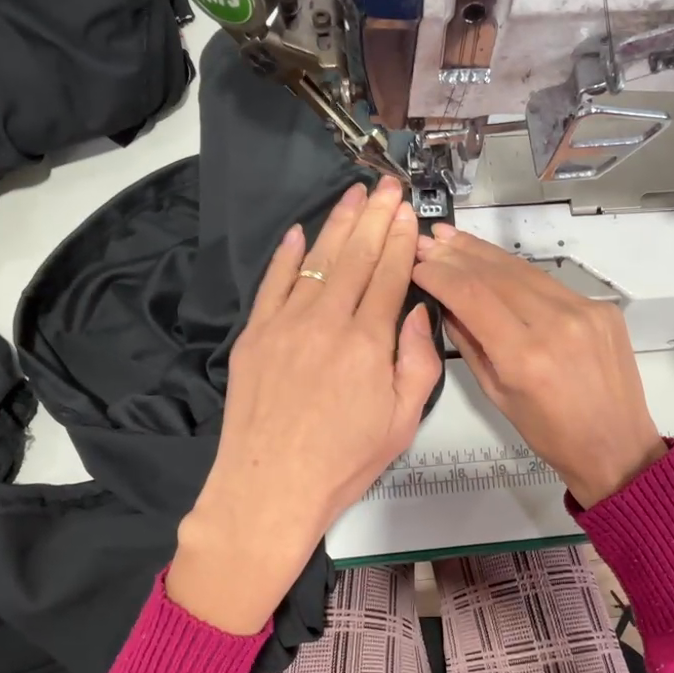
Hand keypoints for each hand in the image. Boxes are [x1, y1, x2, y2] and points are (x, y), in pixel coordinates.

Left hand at [170, 178, 441, 634]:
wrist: (269, 489)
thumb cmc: (342, 463)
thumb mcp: (402, 423)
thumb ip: (418, 362)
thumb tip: (419, 312)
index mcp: (369, 343)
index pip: (390, 275)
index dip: (401, 239)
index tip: (408, 211)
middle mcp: (327, 321)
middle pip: (356, 256)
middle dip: (375, 216)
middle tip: (387, 184)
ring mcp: (285, 324)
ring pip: (317, 260)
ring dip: (337, 223)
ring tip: (353, 194)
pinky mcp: (254, 336)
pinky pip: (273, 283)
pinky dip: (287, 255)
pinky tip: (299, 232)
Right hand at [414, 225, 664, 508]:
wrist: (615, 445)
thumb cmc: (551, 434)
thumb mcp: (498, 396)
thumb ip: (471, 345)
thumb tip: (446, 305)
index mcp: (525, 357)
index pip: (472, 297)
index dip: (440, 276)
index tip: (416, 265)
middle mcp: (556, 325)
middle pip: (496, 274)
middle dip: (457, 256)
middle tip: (429, 241)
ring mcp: (584, 311)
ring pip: (523, 270)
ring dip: (484, 254)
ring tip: (454, 240)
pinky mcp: (602, 308)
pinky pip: (549, 283)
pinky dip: (517, 272)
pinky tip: (495, 265)